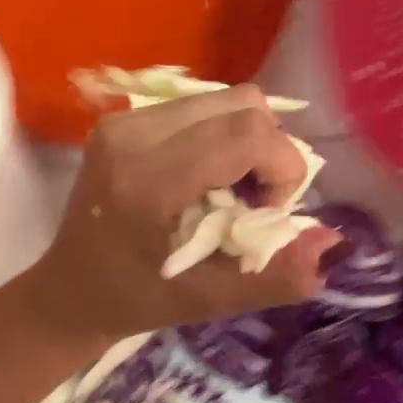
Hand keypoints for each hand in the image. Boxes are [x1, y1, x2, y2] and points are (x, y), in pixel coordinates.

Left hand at [22, 86, 341, 345]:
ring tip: (230, 192)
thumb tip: (333, 244)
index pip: (246, 135)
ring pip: (225, 100)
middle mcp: (132, 134)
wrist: (68, 291)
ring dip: (247, 142)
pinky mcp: (122, 118)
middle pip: (243, 104)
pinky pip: (200, 107)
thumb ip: (275, 276)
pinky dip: (222, 137)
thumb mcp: (208, 301)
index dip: (282, 167)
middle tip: (254, 201)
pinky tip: (206, 179)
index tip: (270, 211)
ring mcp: (123, 120)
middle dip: (269, 152)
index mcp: (147, 180)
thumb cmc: (135, 302)